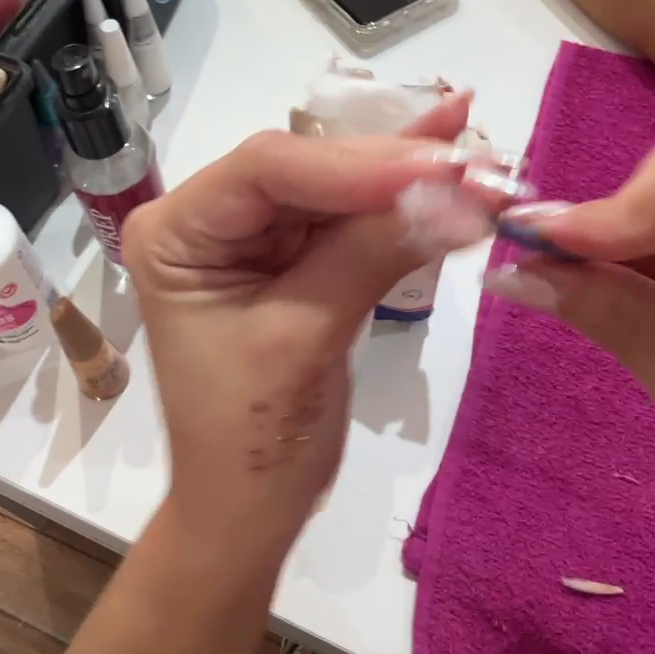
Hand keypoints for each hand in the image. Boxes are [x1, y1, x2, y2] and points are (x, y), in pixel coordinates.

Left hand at [122, 98, 470, 561]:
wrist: (249, 505)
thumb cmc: (250, 439)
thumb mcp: (302, 341)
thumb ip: (370, 255)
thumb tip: (460, 191)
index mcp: (172, 232)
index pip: (263, 170)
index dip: (354, 163)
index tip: (440, 169)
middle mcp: (203, 215)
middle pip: (306, 169)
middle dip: (392, 168)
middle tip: (481, 164)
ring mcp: (249, 231)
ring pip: (335, 184)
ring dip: (408, 173)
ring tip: (482, 158)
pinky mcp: (288, 252)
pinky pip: (348, 214)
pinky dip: (400, 197)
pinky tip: (446, 149)